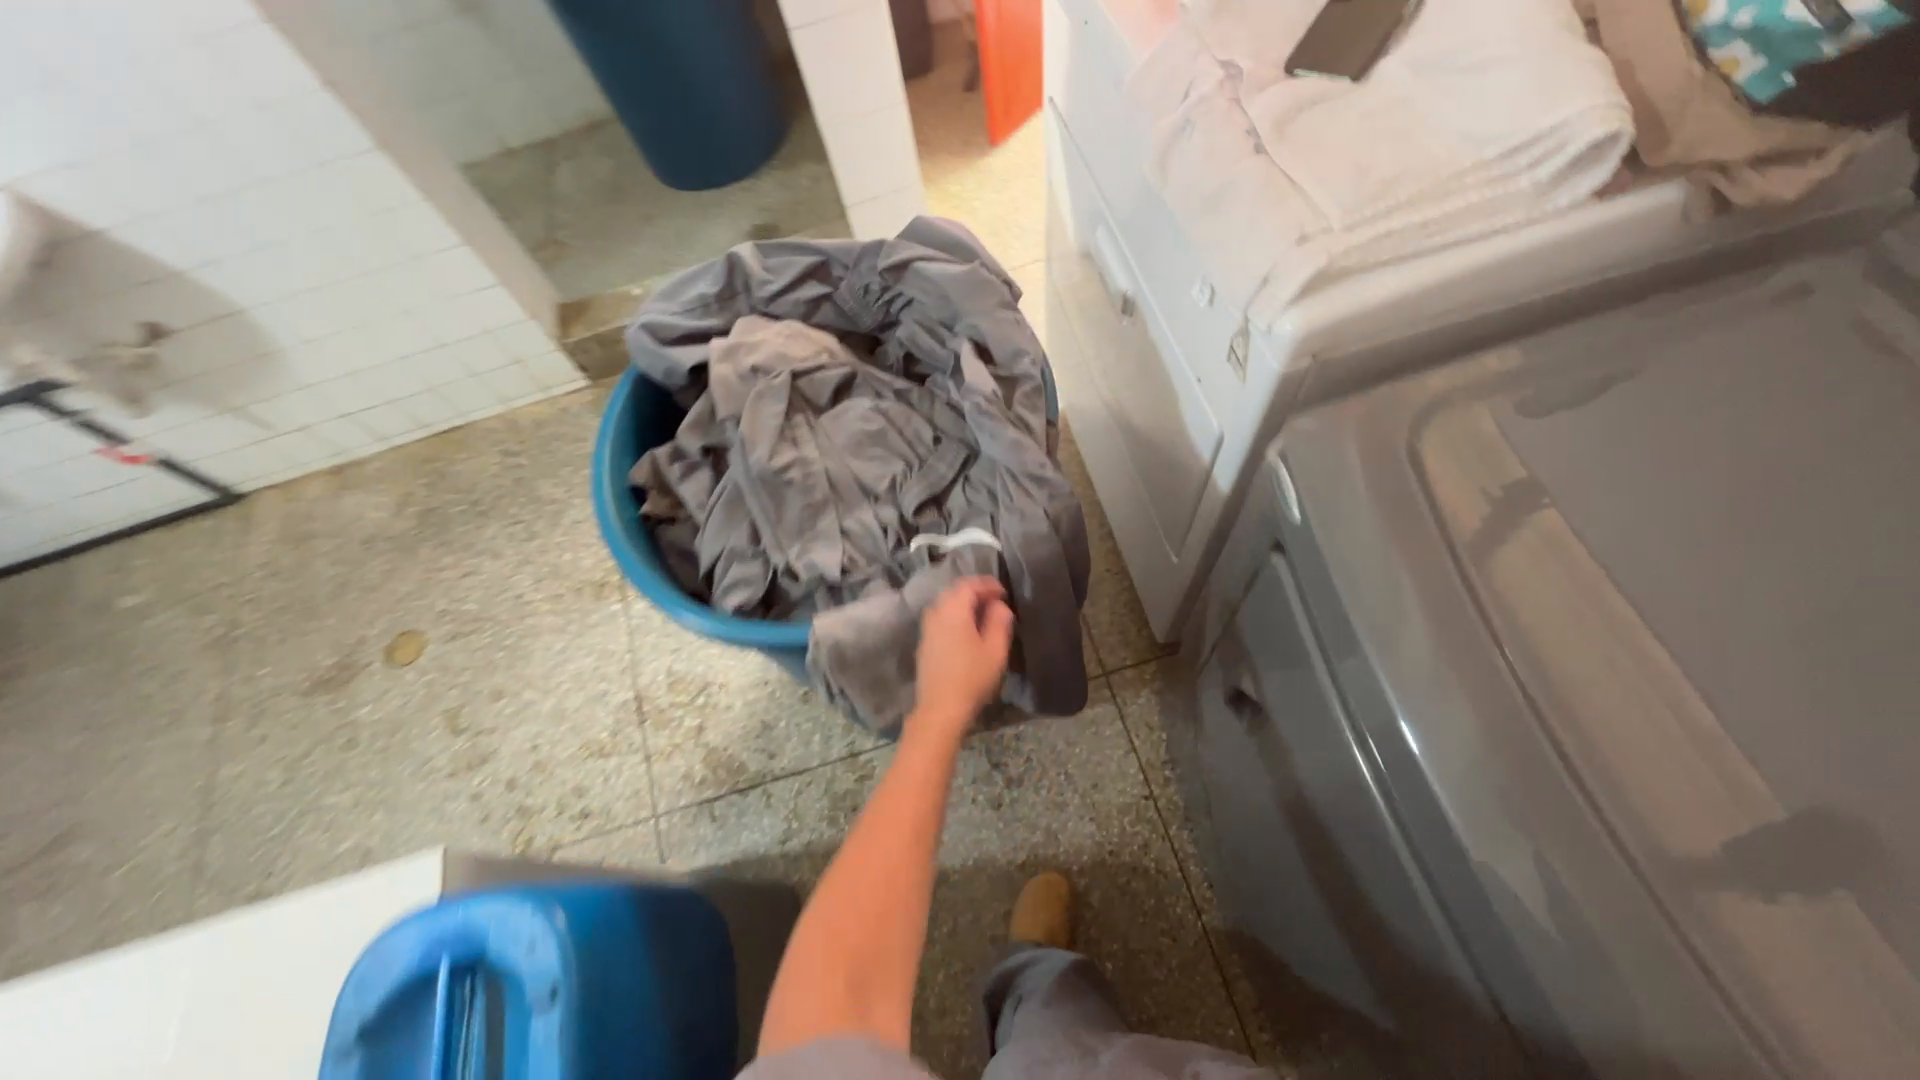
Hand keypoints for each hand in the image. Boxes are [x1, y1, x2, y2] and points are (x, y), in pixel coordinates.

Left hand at [913, 577, 1014, 735]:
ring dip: (963, 604)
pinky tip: (965, 631)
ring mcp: (926, 629)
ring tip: (982, 615)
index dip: (987, 584)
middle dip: (975, 592)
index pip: (969, 585)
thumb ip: (999, 622)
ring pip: (945, 605)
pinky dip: (954, 617)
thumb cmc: (972, 677)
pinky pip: (940, 619)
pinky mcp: (924, 644)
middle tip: (994, 601)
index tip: (1003, 592)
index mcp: (953, 610)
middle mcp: (936, 614)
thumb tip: (999, 606)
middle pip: (954, 592)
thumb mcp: (995, 650)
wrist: (940, 708)